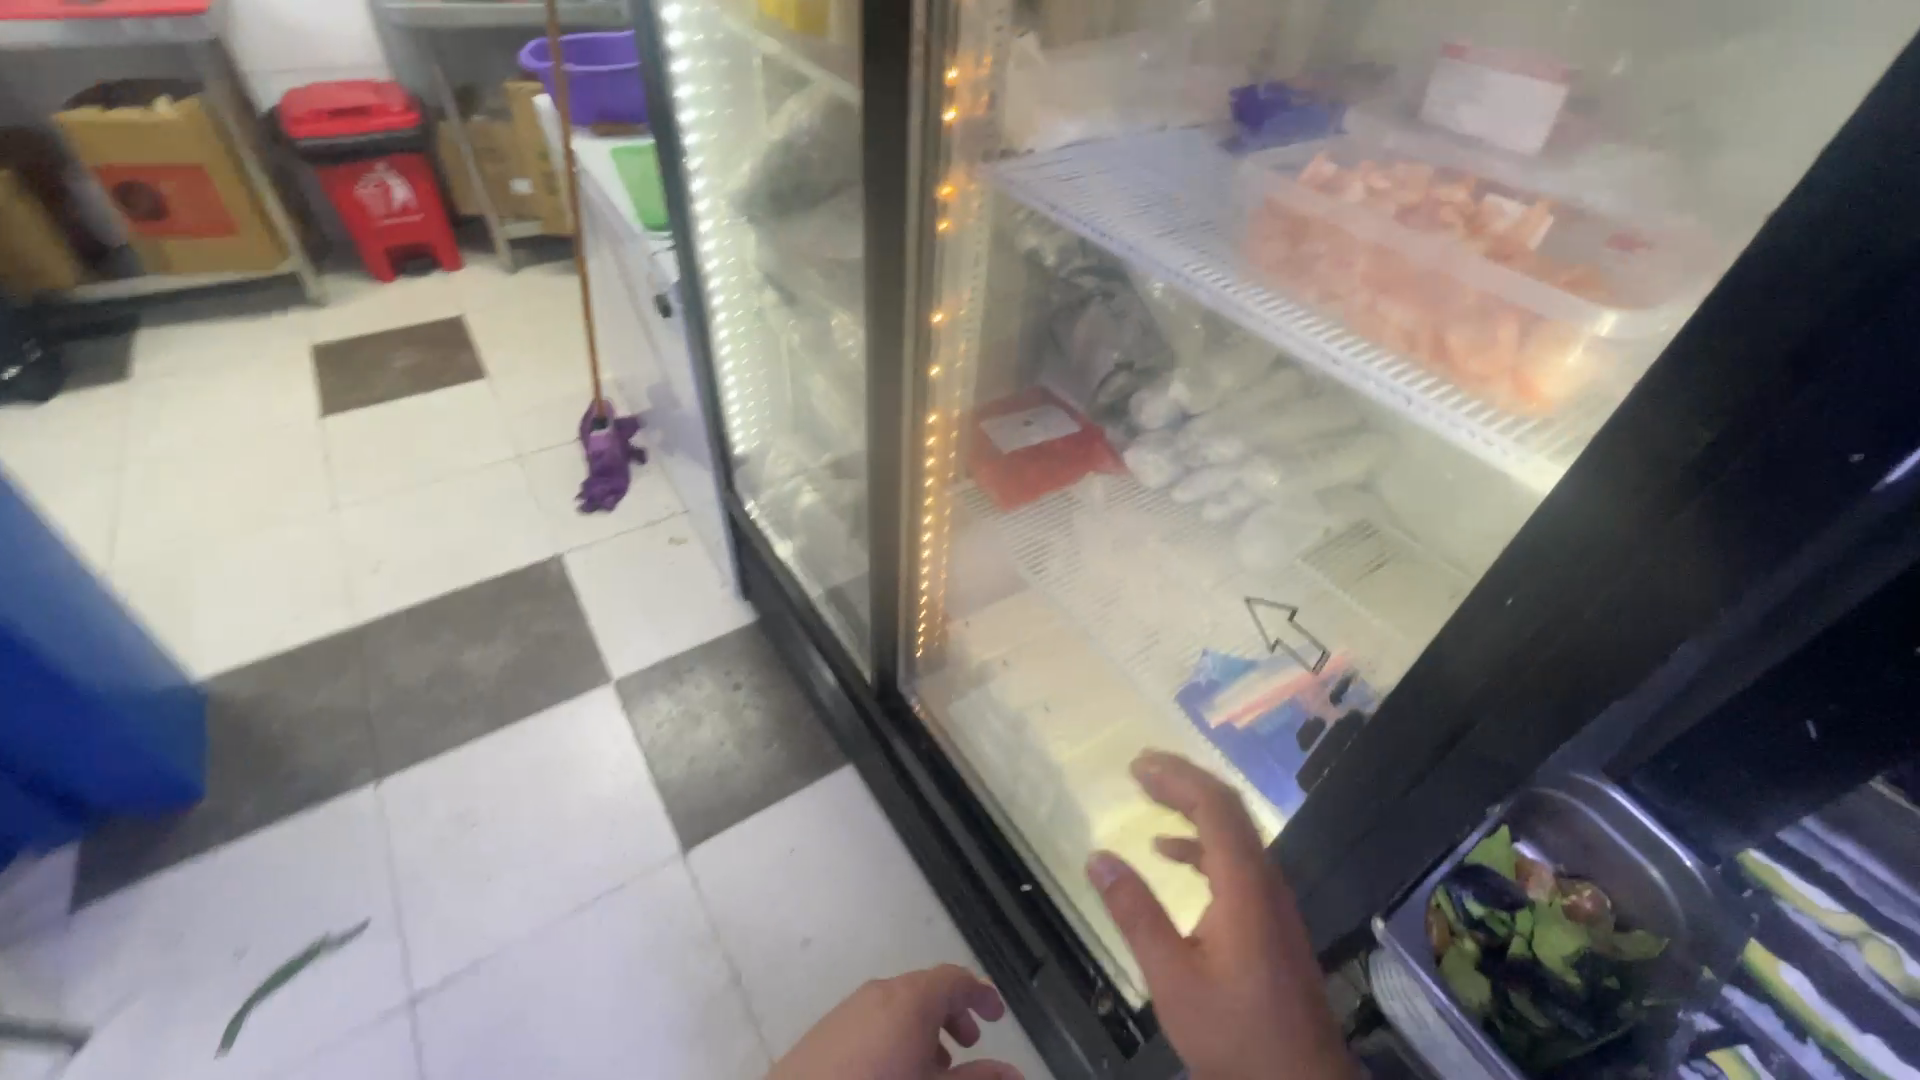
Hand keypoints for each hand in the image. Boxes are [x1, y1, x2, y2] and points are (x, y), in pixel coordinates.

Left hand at [767, 964, 1025, 1079]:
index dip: (980, 994)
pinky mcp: (826, 1032)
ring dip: (924, 1028)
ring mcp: (849, 1010)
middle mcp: (880, 993)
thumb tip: (1013, 1072)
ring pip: (898, 1007)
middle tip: (970, 1044)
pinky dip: (895, 1036)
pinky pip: (873, 1021)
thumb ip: (976, 1078)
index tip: (997, 1016)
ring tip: (935, 1067)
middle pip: (926, 989)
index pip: (954, 978)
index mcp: (910, 999)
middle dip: (952, 1013)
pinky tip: (895, 1071)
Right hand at [1087, 751, 1354, 1079]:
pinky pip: (1236, 860)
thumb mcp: (1172, 978)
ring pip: (1234, 832)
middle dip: (1183, 781)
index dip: (1176, 778)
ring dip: (1192, 807)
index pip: (1215, 808)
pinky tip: (1169, 852)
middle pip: (1229, 810)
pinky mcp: (1271, 920)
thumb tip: (1098, 857)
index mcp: (1244, 887)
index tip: (1136, 765)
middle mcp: (1265, 882)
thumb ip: (1136, 914)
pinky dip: (1201, 843)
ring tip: (1149, 794)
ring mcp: (1273, 901)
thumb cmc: (1236, 1036)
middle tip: (1139, 767)